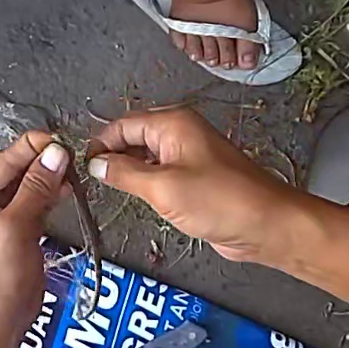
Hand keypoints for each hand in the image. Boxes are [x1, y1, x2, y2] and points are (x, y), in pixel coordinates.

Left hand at [0, 132, 69, 347]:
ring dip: (53, 179)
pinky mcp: (22, 231)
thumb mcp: (14, 228)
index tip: (66, 146)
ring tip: (75, 174)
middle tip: (75, 161)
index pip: (8, 159)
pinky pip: (39, 204)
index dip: (37, 149)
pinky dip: (54, 196)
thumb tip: (54, 155)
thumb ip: (36, 188)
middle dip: (47, 163)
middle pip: (21, 170)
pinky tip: (68, 191)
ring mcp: (4, 218)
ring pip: (33, 186)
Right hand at [87, 109, 313, 263]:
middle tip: (94, 183)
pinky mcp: (196, 178)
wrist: (265, 224)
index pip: (123, 125)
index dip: (101, 144)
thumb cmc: (219, 200)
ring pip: (147, 158)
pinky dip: (147, 184)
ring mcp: (189, 156)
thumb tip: (95, 164)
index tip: (83, 167)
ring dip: (130, 173)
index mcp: (173, 124)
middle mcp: (180, 133)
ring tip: (112, 192)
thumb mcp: (162, 187)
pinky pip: (162, 175)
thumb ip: (123, 174)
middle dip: (114, 158)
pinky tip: (139, 199)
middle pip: (134, 138)